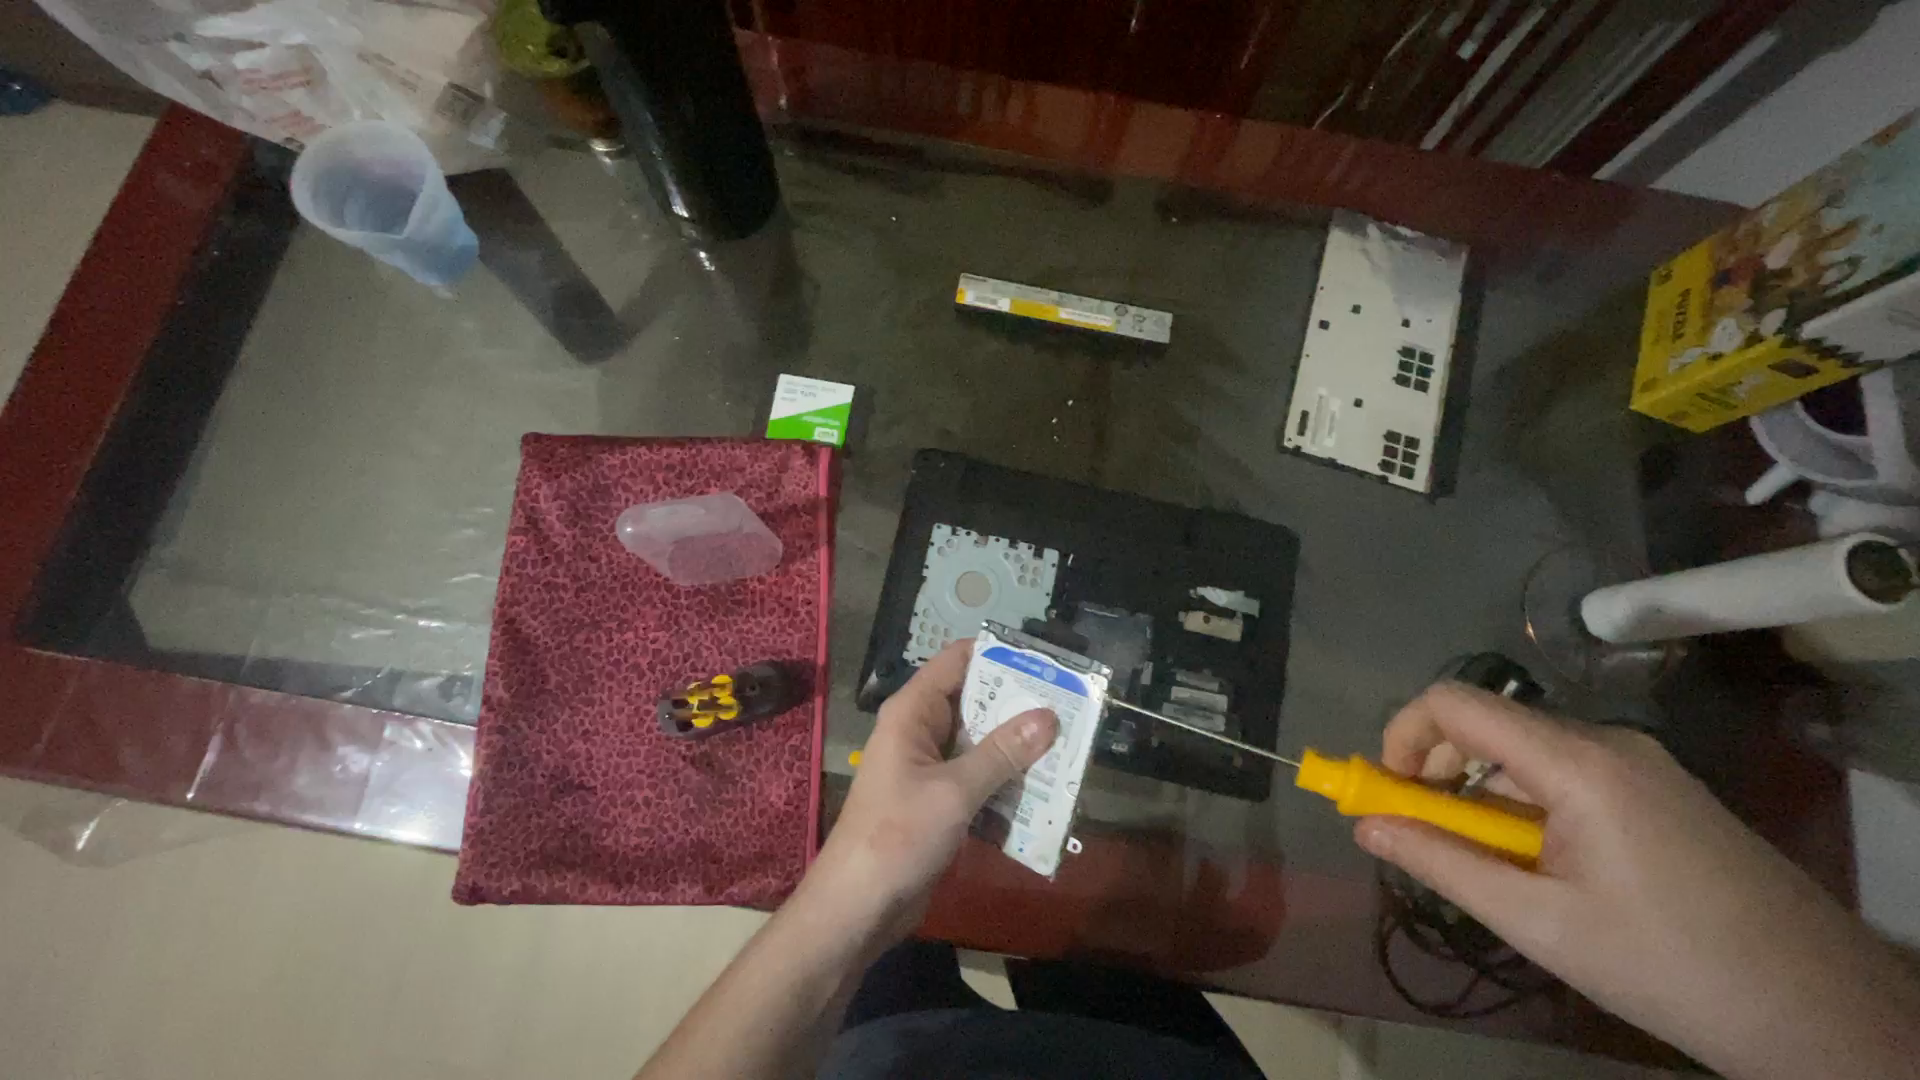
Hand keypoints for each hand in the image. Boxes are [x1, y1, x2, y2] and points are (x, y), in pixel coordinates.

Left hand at [802, 641, 1057, 951]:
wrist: (858, 907)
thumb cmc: (897, 837)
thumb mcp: (954, 792)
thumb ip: (1001, 753)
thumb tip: (1049, 715)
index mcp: (913, 713)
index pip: (958, 660)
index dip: (1000, 654)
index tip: (1048, 661)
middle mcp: (921, 731)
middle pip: (976, 701)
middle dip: (1020, 705)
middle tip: (1073, 707)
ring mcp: (930, 768)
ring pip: (981, 743)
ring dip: (1019, 747)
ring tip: (1070, 745)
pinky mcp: (940, 801)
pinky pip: (979, 778)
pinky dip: (1007, 781)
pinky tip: (1046, 789)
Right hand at [1357, 682, 1919, 1079]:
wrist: (1831, 1015)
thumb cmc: (1668, 966)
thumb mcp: (1537, 922)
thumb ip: (1441, 863)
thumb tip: (1364, 825)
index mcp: (1578, 763)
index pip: (1455, 703)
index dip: (1402, 735)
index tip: (1386, 792)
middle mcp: (1608, 742)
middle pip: (1488, 724)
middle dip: (1436, 769)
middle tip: (1425, 834)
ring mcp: (1640, 762)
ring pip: (1523, 749)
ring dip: (1480, 791)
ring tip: (1486, 860)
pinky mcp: (1659, 787)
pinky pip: (1564, 769)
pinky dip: (1522, 799)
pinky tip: (1541, 860)